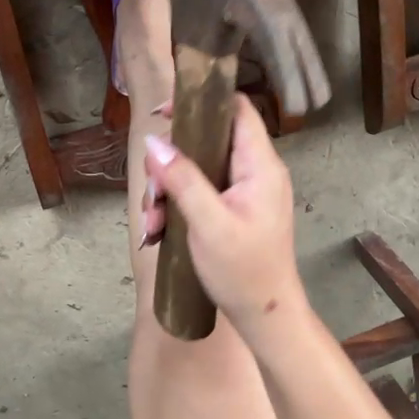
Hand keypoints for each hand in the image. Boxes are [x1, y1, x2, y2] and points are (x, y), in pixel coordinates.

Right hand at [140, 95, 305, 334]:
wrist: (265, 318)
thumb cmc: (243, 271)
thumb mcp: (208, 224)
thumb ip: (182, 179)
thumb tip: (153, 141)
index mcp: (260, 166)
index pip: (236, 108)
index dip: (200, 100)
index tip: (163, 113)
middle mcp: (254, 171)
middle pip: (206, 140)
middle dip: (170, 162)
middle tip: (153, 190)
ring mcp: (243, 191)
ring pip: (195, 168)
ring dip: (167, 190)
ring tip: (154, 221)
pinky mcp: (232, 208)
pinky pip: (198, 191)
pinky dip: (176, 205)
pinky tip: (160, 229)